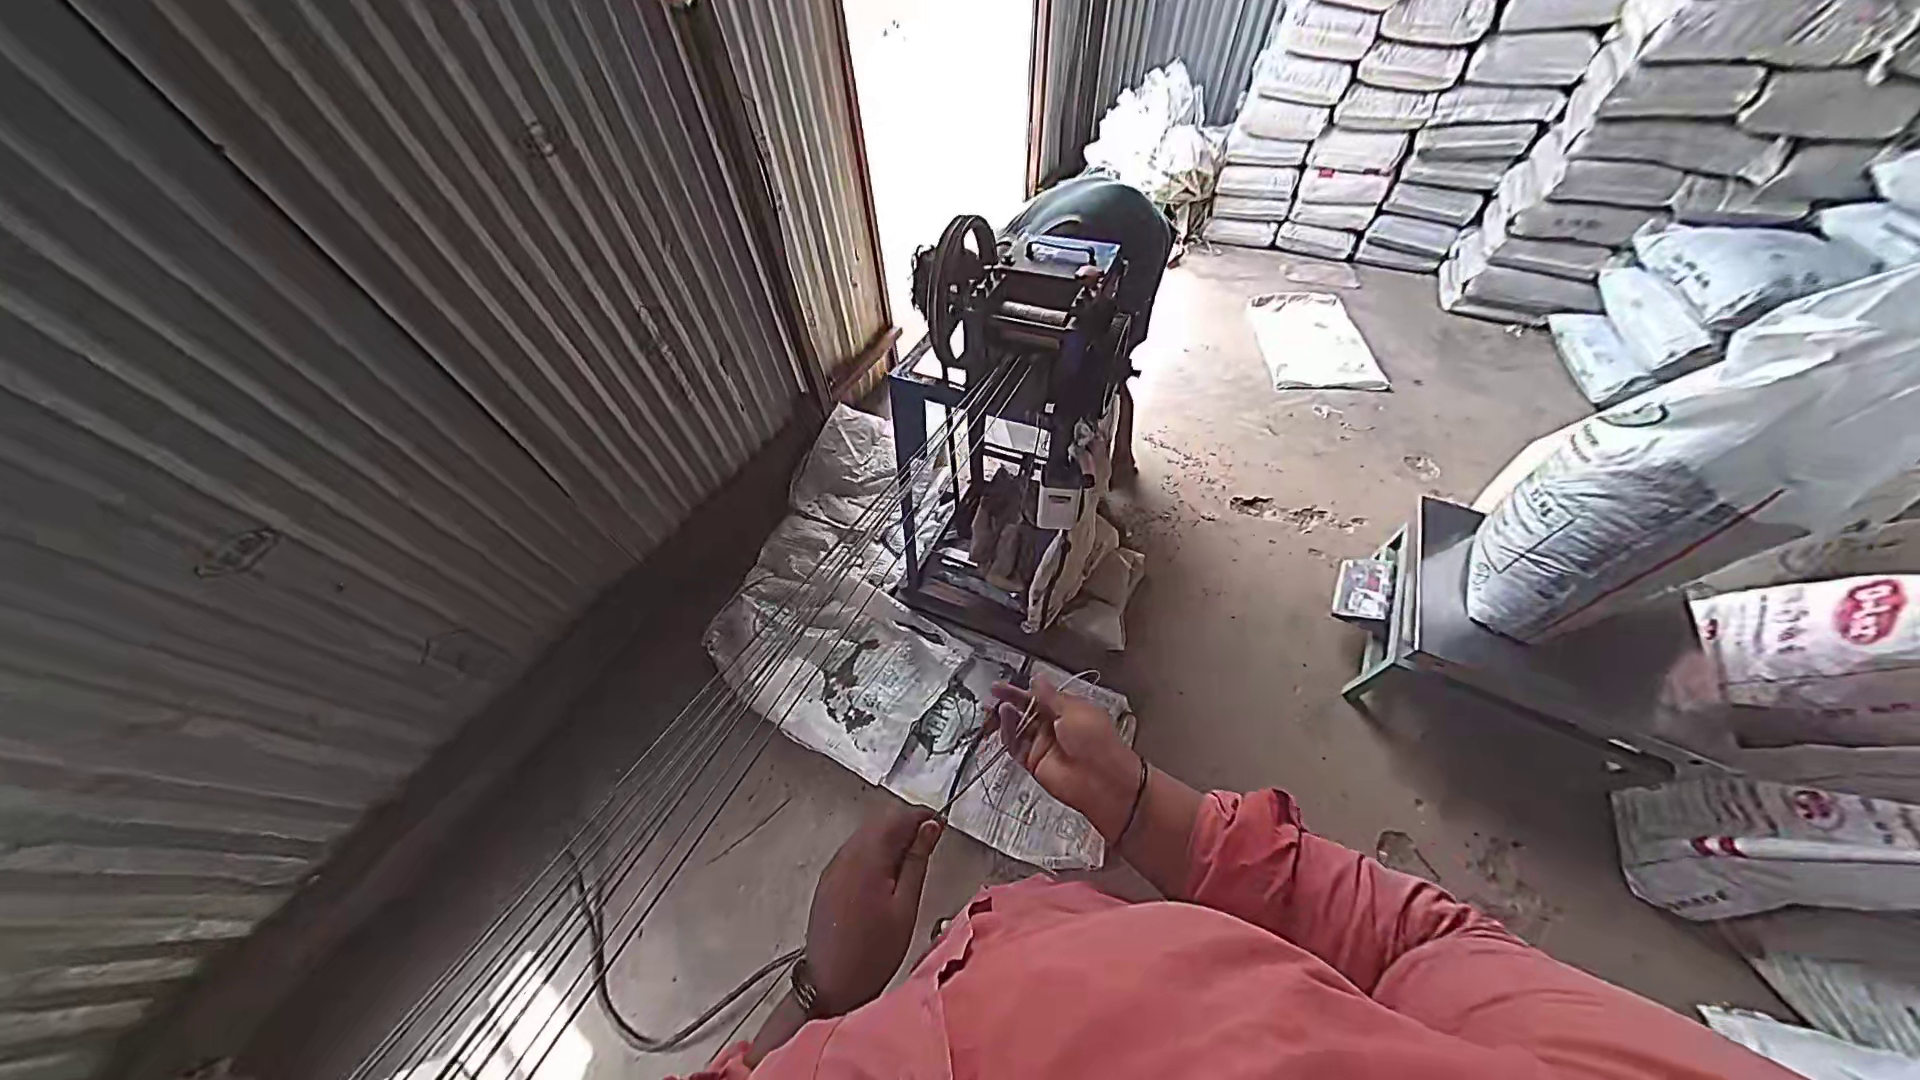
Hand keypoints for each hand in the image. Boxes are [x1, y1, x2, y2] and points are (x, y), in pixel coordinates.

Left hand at [803, 801, 941, 1015]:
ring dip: (889, 839)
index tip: (940, 824)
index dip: (922, 817)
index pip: (898, 818)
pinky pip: (854, 852)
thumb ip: (917, 859)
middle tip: (929, 844)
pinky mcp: (828, 880)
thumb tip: (930, 828)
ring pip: (867, 835)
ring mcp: (834, 866)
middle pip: (880, 822)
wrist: (830, 987)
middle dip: (906, 826)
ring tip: (910, 863)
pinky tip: (885, 876)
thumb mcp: (906, 905)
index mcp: (868, 857)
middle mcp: (846, 854)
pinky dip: (873, 853)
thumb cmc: (873, 953)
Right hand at [986, 678, 1141, 840]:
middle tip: (996, 691)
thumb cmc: (1098, 742)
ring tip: (1001, 705)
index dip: (1025, 690)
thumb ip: (1049, 696)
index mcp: (1068, 710)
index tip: (1010, 684)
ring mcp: (1044, 744)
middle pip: (1026, 710)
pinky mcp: (1034, 761)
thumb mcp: (1073, 710)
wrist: (1102, 781)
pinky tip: (1005, 719)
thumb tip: (1038, 681)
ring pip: (1018, 726)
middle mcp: (1054, 726)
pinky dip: (1008, 732)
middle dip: (1011, 700)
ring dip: (1008, 715)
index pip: (1041, 696)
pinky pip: (1015, 745)